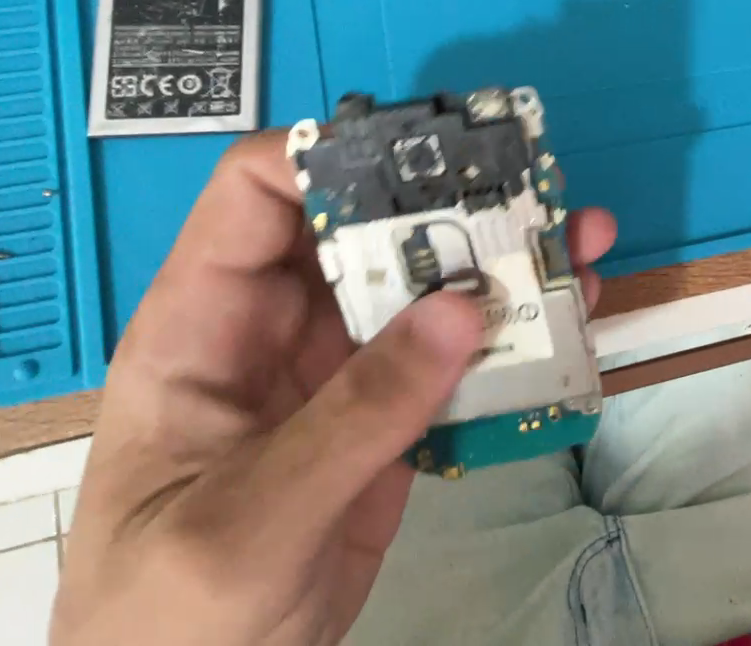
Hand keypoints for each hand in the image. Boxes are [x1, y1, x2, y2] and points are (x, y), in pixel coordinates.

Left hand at [52, 132, 617, 645]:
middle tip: (538, 192)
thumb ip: (354, 415)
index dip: (333, 154)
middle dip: (454, 203)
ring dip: (505, 262)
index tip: (429, 151)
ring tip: (582, 244)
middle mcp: (283, 325)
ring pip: (428, 287)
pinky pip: (460, 354)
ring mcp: (346, 368)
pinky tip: (573, 319)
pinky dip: (517, 334)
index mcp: (209, 323)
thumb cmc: (168, 625)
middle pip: (369, 229)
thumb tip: (464, 306)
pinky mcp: (396, 412)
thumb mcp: (248, 524)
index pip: (257, 194)